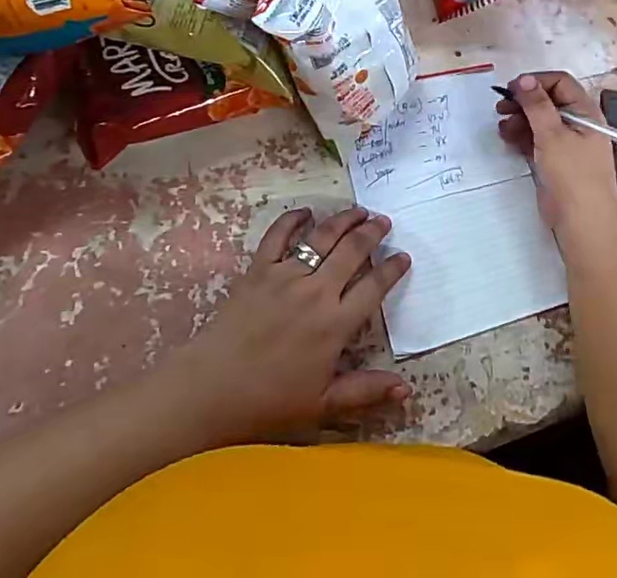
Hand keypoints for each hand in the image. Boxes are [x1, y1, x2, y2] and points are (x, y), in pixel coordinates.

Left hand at [173, 207, 410, 439]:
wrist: (210, 389)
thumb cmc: (269, 401)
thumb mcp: (322, 404)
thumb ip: (365, 391)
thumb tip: (406, 388)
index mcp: (335, 324)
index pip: (373, 287)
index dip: (392, 269)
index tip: (403, 256)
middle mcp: (315, 292)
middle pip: (352, 251)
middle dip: (372, 233)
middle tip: (383, 222)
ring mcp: (285, 276)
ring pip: (322, 237)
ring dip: (343, 220)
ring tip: (358, 211)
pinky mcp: (258, 270)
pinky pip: (278, 235)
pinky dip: (293, 219)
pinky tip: (306, 211)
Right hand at [495, 72, 616, 236]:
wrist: (583, 223)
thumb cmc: (573, 175)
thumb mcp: (552, 135)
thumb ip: (537, 105)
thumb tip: (525, 79)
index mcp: (585, 112)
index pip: (560, 83)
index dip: (535, 82)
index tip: (512, 89)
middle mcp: (578, 124)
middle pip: (547, 101)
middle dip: (523, 102)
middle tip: (501, 107)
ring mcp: (566, 143)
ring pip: (539, 121)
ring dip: (519, 119)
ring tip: (502, 127)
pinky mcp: (555, 160)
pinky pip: (536, 140)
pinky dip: (522, 136)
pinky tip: (507, 138)